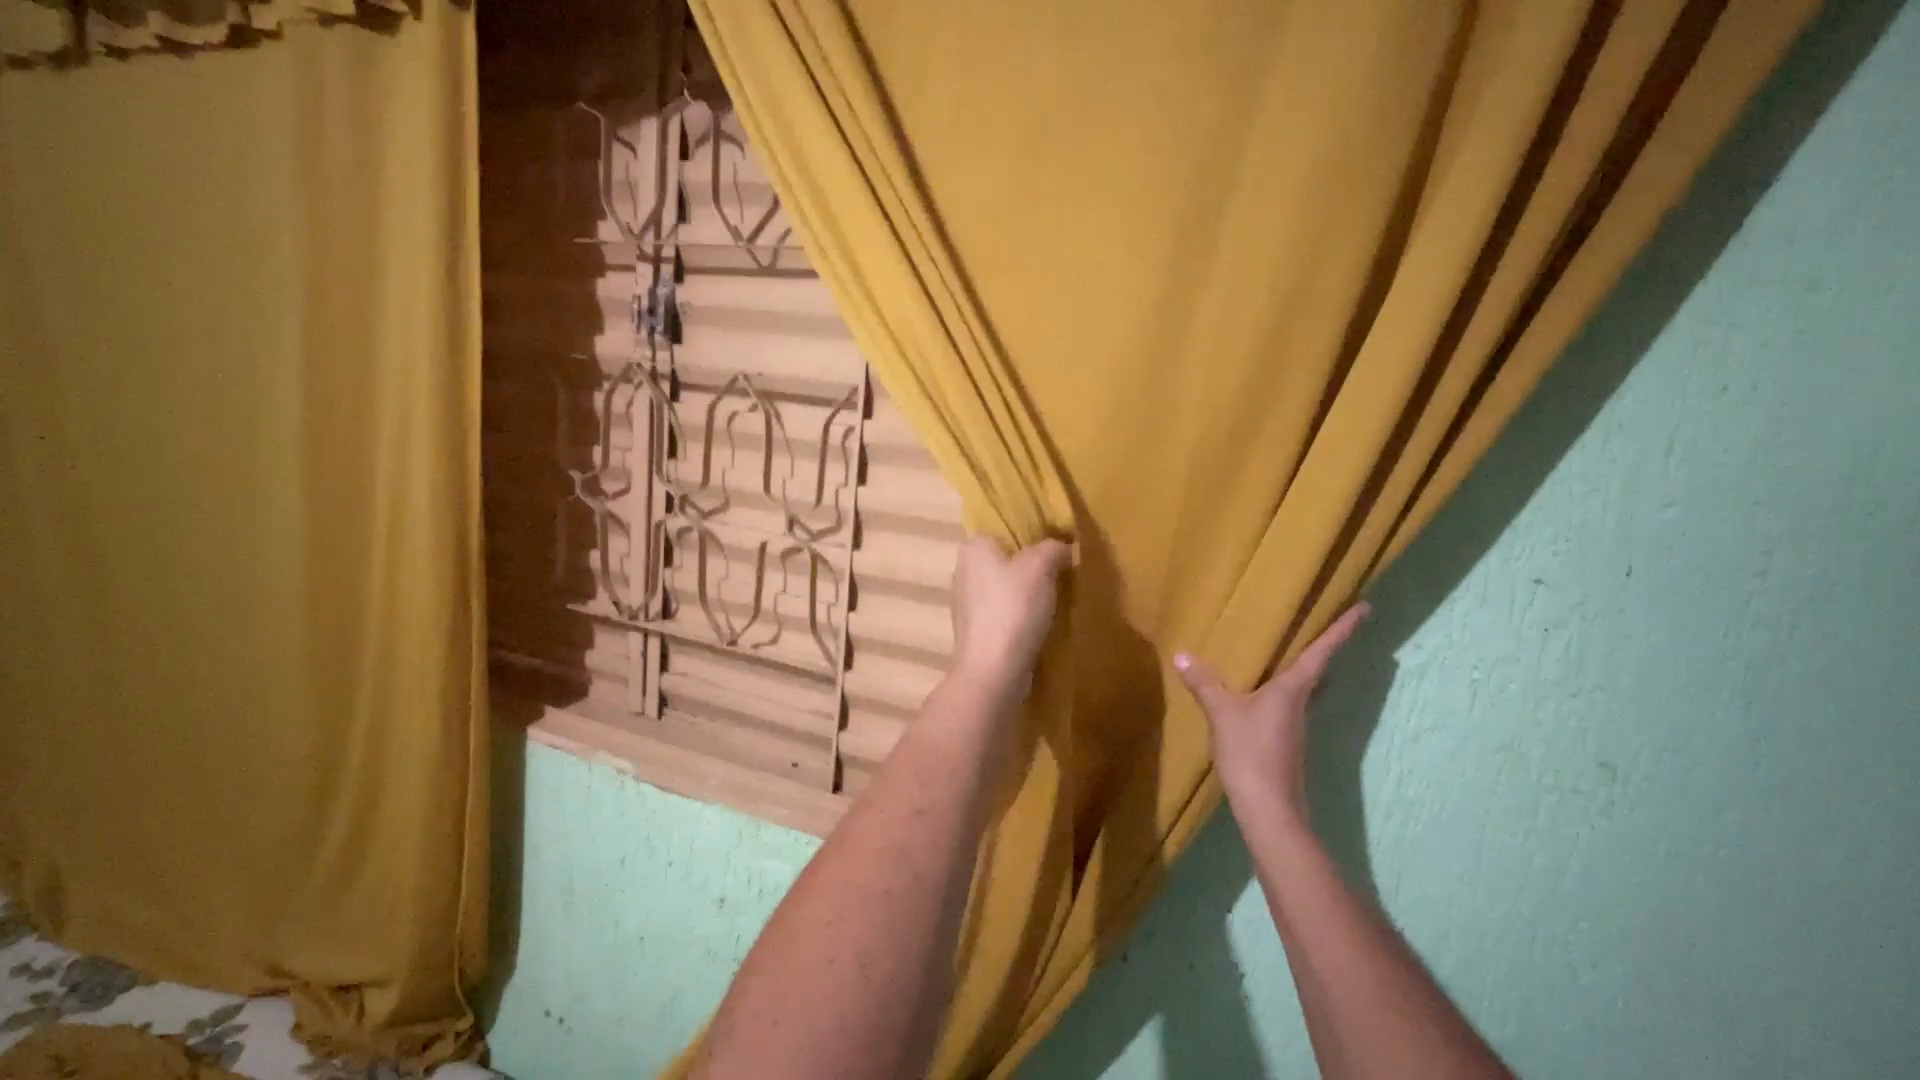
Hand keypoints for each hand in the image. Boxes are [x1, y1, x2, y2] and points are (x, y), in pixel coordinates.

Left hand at [949, 535, 1071, 700]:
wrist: (993, 670)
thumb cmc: (1013, 608)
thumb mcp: (1041, 566)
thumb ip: (1054, 547)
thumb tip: (1063, 546)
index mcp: (973, 547)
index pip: (1005, 527)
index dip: (1034, 533)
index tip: (1059, 545)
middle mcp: (964, 570)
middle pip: (1007, 558)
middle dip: (1033, 565)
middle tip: (1064, 571)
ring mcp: (967, 603)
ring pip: (1006, 587)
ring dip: (1029, 593)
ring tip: (1059, 598)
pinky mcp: (976, 629)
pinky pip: (1005, 612)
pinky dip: (1022, 615)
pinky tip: (1042, 622)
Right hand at [1174, 603, 1369, 823]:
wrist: (1269, 808)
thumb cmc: (1252, 753)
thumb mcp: (1222, 714)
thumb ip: (1204, 684)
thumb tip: (1182, 655)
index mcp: (1293, 688)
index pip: (1323, 650)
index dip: (1343, 628)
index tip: (1365, 607)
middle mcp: (1302, 702)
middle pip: (1320, 668)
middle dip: (1325, 645)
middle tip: (1326, 621)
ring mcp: (1296, 723)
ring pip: (1304, 687)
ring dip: (1303, 668)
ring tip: (1289, 649)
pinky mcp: (1286, 740)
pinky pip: (1288, 703)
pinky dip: (1282, 689)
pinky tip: (1263, 691)